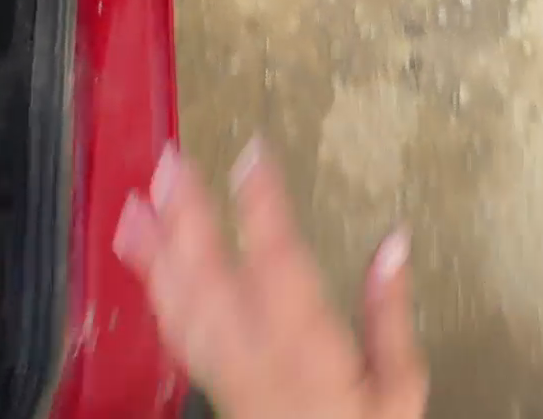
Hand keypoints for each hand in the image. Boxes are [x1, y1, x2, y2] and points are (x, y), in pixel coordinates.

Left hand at [113, 139, 428, 418]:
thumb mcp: (400, 385)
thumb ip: (390, 312)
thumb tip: (395, 241)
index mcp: (306, 354)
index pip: (279, 268)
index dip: (262, 208)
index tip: (253, 156)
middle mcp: (254, 361)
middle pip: (213, 284)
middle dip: (189, 219)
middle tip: (172, 165)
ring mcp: (225, 373)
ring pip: (183, 307)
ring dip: (159, 248)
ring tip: (142, 198)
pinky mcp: (213, 378)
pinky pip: (175, 331)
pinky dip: (155, 286)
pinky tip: (147, 255)